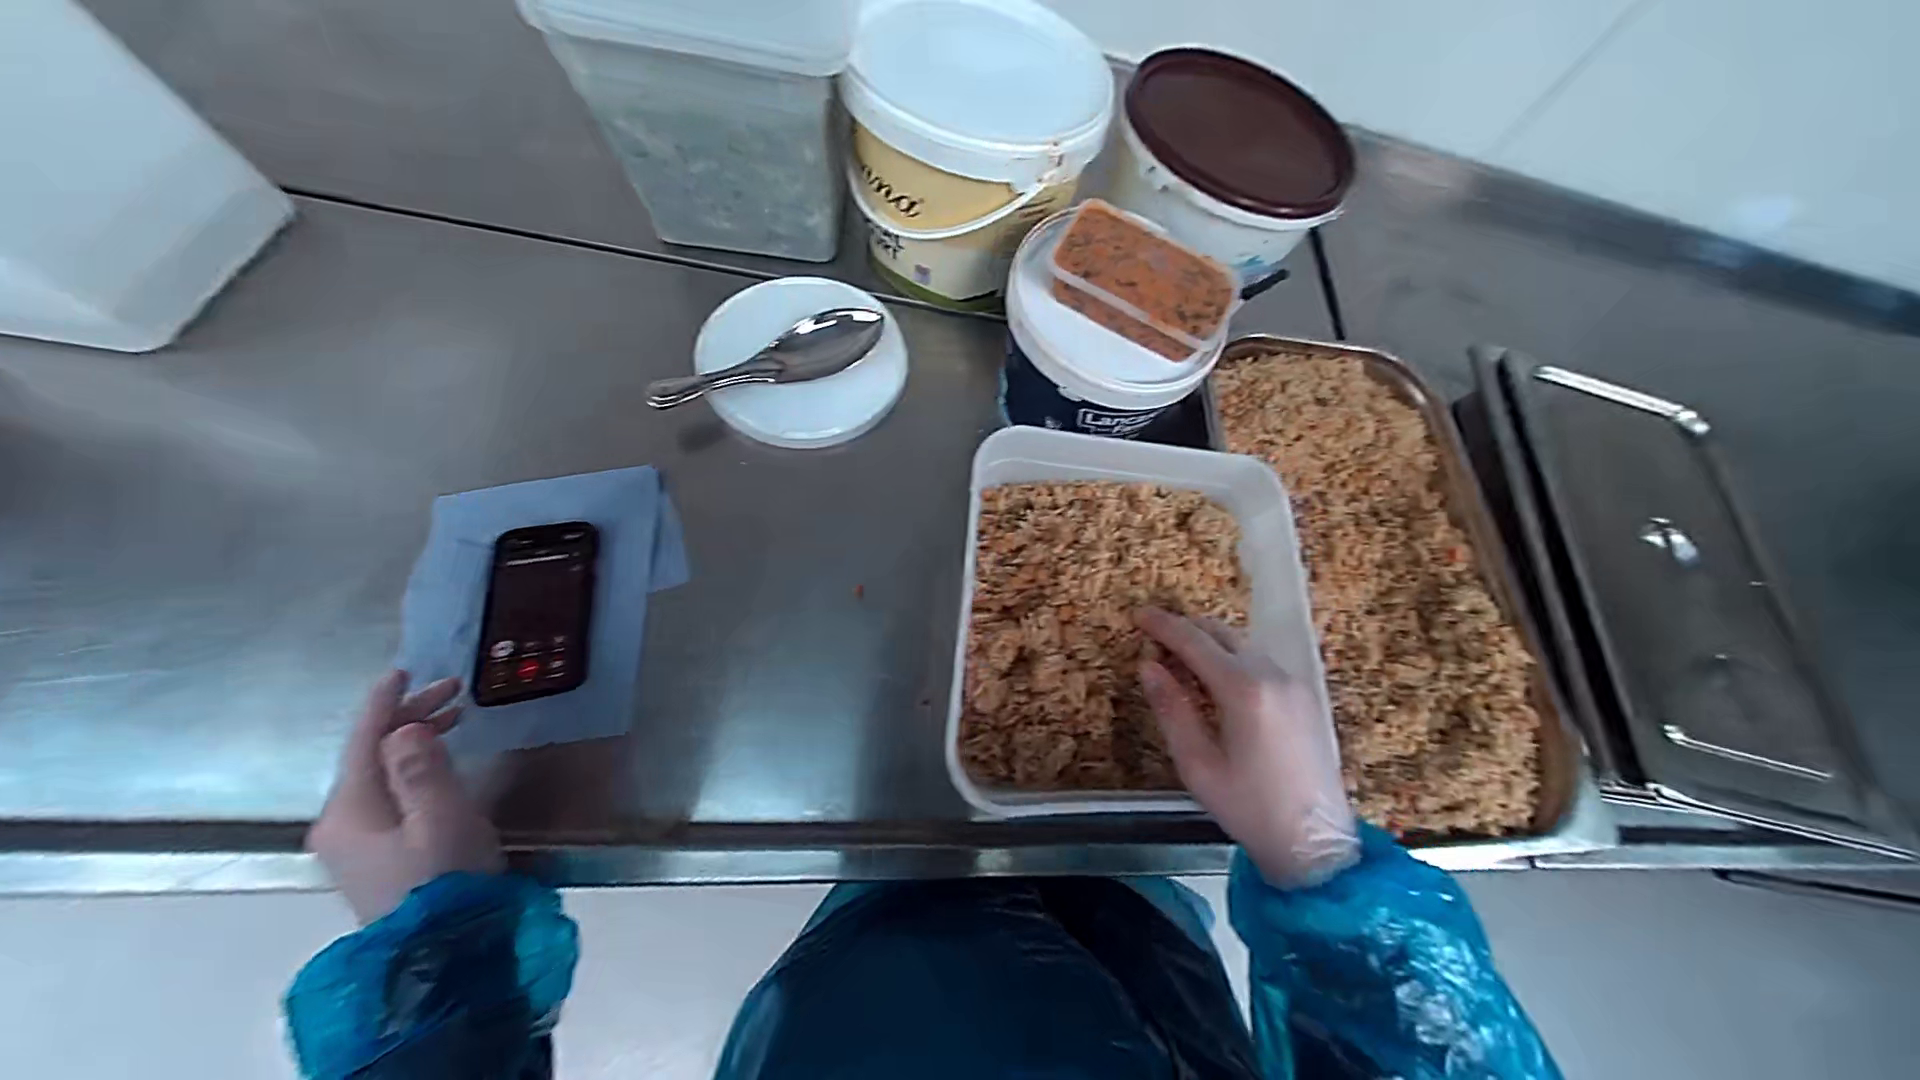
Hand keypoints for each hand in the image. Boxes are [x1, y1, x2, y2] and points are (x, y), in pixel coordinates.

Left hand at [308, 671, 503, 922]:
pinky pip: (390, 789)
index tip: (404, 670)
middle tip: (454, 691)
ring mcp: (357, 838)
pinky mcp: (378, 850)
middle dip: (408, 717)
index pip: (363, 743)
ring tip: (454, 717)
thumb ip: (422, 772)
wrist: (442, 949)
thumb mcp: (442, 820)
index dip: (384, 704)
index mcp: (351, 810)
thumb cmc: (445, 879)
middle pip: (370, 755)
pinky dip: (415, 763)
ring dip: (415, 739)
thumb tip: (405, 728)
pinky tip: (439, 760)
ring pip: (381, 771)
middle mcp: (343, 821)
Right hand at [1135, 608, 1359, 887]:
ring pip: (1243, 644)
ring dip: (1209, 642)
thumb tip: (1148, 666)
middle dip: (1186, 629)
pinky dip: (1232, 656)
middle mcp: (1273, 676)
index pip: (1194, 641)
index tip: (1138, 614)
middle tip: (1154, 635)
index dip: (1163, 625)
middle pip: (1221, 633)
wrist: (1318, 845)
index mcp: (1244, 690)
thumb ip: (1171, 708)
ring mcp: (1295, 684)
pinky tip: (1216, 678)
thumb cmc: (1249, 809)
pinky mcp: (1305, 697)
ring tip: (1179, 657)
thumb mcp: (1197, 764)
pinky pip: (1260, 660)